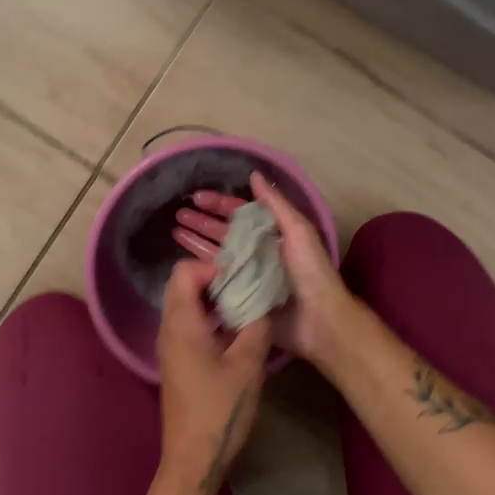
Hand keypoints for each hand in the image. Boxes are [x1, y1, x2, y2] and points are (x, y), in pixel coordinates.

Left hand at [156, 259, 270, 494]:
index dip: (213, 267)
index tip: (242, 278)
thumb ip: (257, 326)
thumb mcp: (248, 365)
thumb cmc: (219, 410)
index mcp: (181, 322)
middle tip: (247, 289)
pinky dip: (210, 319)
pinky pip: (189, 324)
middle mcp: (169, 328)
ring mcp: (170, 346)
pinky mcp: (177, 361)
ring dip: (214, 301)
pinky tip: (236, 332)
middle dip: (215, 280)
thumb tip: (264, 299)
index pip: (185, 270)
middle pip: (184, 284)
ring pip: (187, 305)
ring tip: (246, 308)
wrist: (193, 459)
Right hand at [173, 171, 355, 360]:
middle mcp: (257, 251)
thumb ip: (275, 204)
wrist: (319, 319)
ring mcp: (247, 275)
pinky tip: (183, 262)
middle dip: (201, 222)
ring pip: (216, 254)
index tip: (196, 197)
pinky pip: (217, 280)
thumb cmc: (310, 271)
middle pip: (223, 232)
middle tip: (178, 214)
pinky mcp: (240, 298)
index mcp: (271, 233)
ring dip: (196, 242)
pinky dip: (201, 270)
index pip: (239, 213)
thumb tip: (254, 174)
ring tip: (175, 232)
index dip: (218, 204)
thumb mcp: (298, 231)